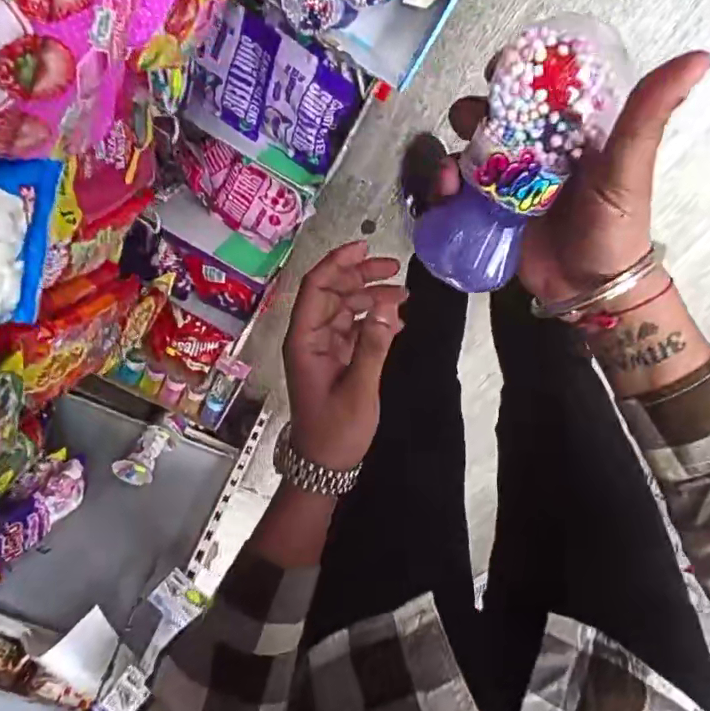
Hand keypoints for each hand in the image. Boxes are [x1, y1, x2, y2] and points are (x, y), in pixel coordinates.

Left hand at [282, 242, 406, 470]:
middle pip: (332, 293)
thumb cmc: (336, 430)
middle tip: (395, 269)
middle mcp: (310, 337)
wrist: (325, 463)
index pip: (316, 288)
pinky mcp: (336, 359)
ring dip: (372, 299)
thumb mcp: (359, 389)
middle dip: (361, 276)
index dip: (338, 263)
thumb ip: (373, 346)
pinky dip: (375, 321)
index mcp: (305, 340)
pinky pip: (354, 329)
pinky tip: (397, 322)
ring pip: (346, 309)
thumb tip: (389, 306)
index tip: (365, 247)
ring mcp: (323, 348)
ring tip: (404, 296)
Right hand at [441, 50, 709, 303]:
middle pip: (497, 112)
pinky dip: (445, 186)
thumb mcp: (629, 166)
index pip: (540, 84)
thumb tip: (701, 56)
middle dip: (476, 110)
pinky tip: (445, 194)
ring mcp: (512, 180)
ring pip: (472, 147)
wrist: (591, 288)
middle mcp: (540, 148)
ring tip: (452, 170)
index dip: (517, 69)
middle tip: (472, 120)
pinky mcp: (493, 210)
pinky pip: (461, 188)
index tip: (498, 69)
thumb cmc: (616, 225)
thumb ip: (649, 113)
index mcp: (573, 129)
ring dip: (454, 149)